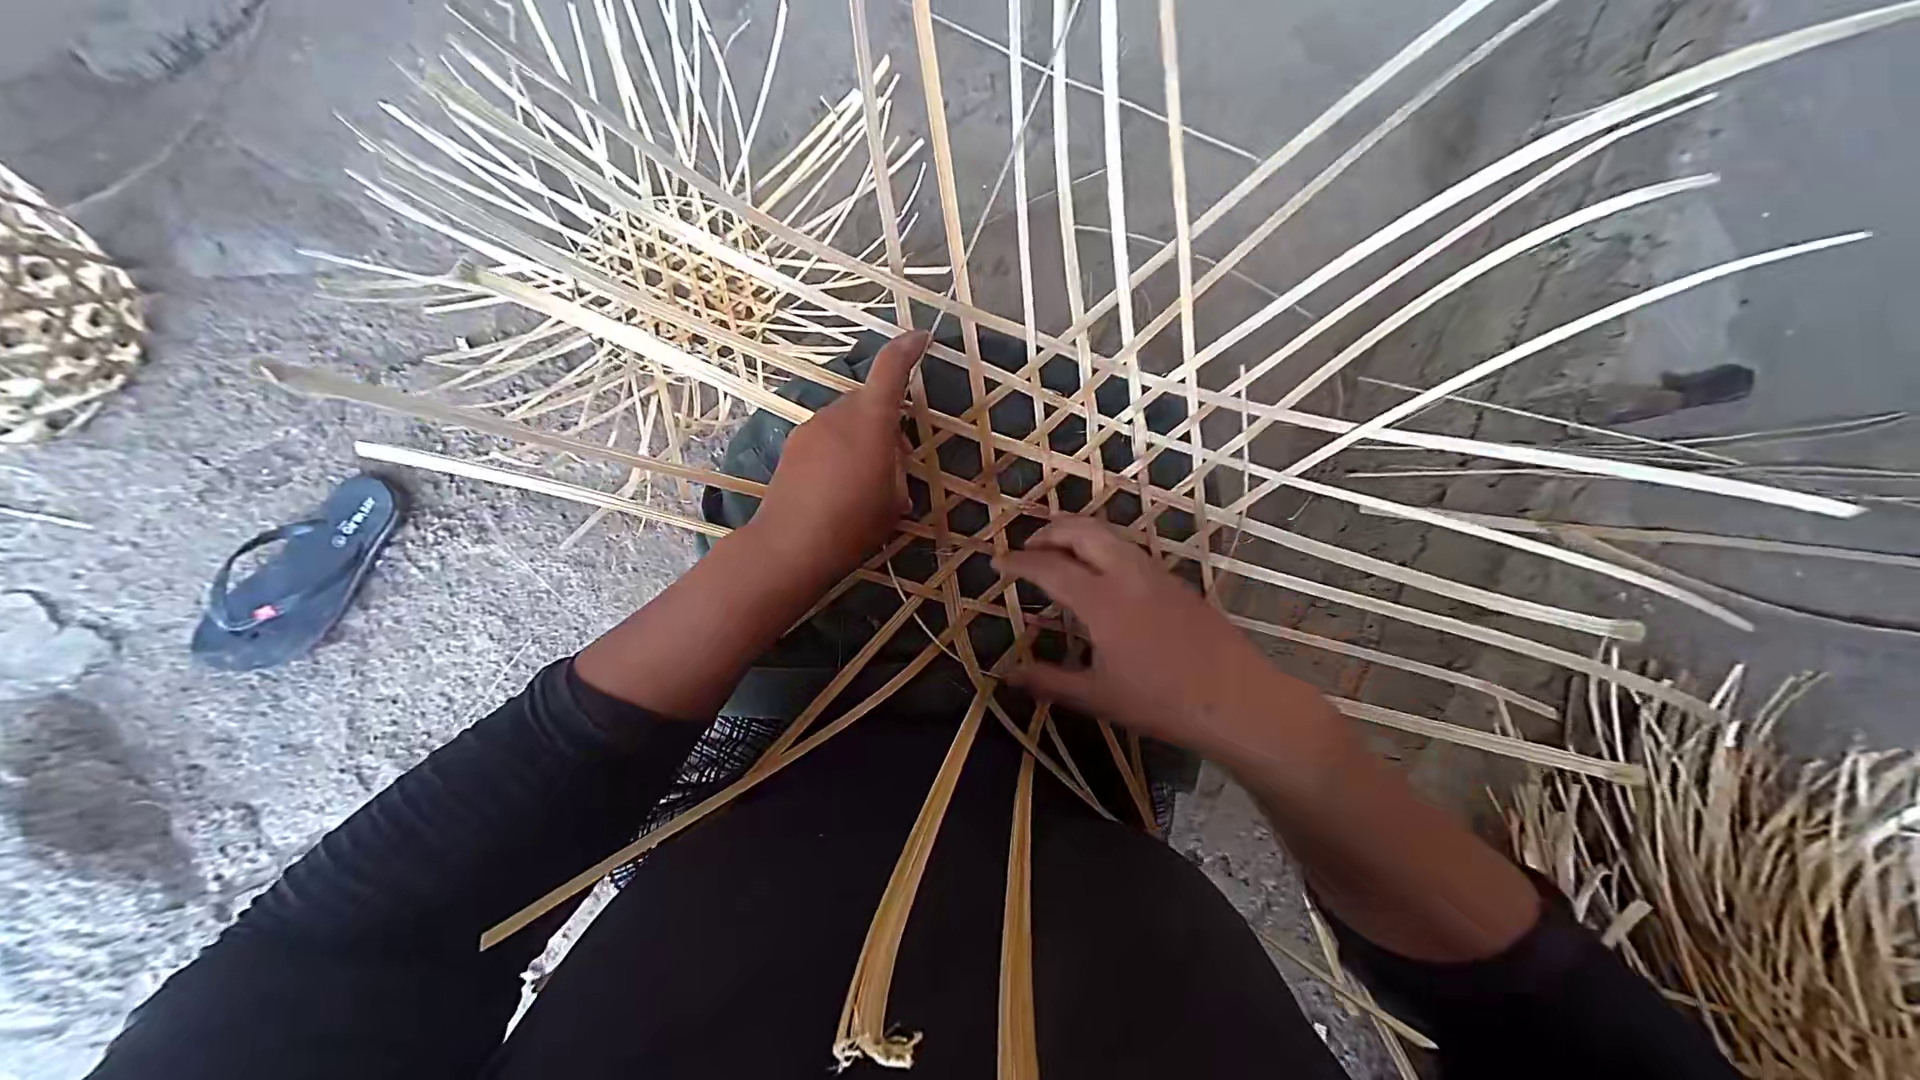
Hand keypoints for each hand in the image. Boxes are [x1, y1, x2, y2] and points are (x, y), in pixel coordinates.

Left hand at [747, 330, 926, 584]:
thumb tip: (890, 463)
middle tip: (894, 463)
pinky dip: (838, 450)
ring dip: (860, 437)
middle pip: (868, 400)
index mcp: (871, 421)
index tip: (921, 338)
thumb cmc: (854, 523)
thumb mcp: (895, 501)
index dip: (908, 349)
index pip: (891, 369)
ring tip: (863, 482)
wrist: (791, 545)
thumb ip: (898, 471)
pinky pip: (826, 437)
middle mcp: (838, 414)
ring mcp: (811, 428)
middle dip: (885, 421)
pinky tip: (836, 487)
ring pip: (846, 420)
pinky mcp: (792, 446)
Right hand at [1001, 518, 1542, 962]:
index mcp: (1102, 600)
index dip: (1018, 562)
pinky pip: (1128, 549)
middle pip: (1080, 529)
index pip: (1048, 567)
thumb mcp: (1099, 696)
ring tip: (1058, 556)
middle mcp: (1127, 573)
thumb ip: (1050, 682)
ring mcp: (1155, 572)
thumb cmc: (1163, 702)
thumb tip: (1009, 675)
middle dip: (1047, 531)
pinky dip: (1101, 548)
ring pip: (1107, 534)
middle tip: (1027, 549)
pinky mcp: (1175, 580)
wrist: (1238, 699)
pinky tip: (1099, 577)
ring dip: (1076, 535)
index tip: (997, 564)